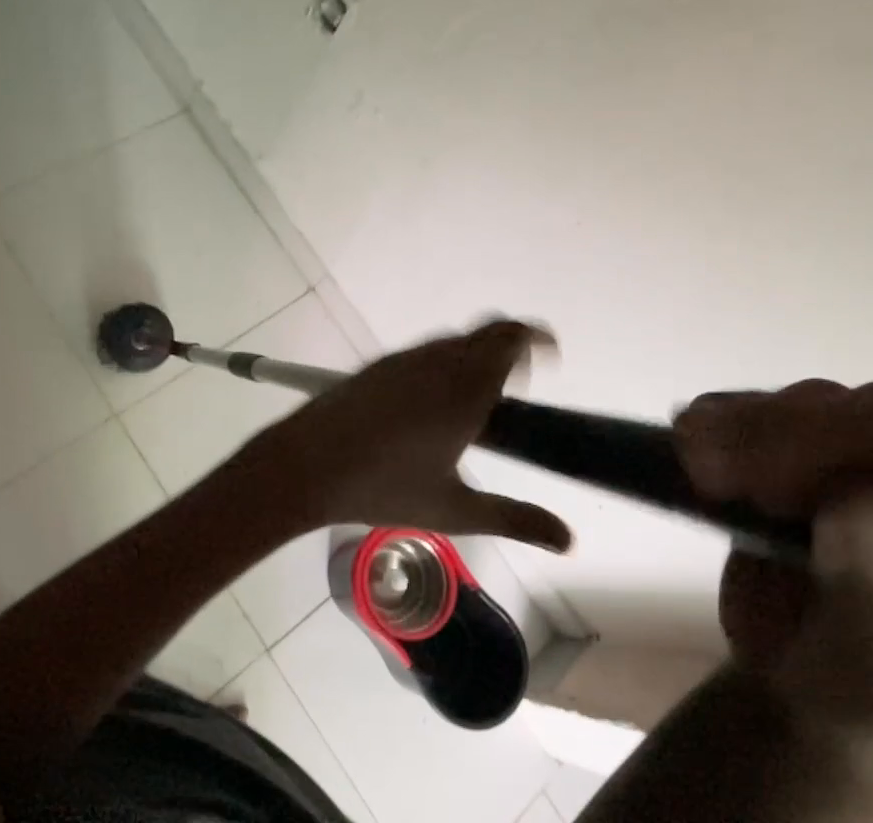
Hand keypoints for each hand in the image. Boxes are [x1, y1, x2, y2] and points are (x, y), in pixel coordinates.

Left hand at [239, 321, 572, 551]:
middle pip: (484, 331)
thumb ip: (513, 519)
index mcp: (464, 392)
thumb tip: (567, 539)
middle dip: (509, 347)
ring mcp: (402, 361)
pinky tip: (431, 402)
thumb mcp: (453, 511)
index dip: (535, 341)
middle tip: (517, 385)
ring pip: (451, 340)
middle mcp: (436, 364)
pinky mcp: (375, 366)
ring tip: (476, 398)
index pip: (509, 340)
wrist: (304, 465)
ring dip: (474, 354)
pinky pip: (422, 351)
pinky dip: (442, 361)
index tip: (548, 360)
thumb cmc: (381, 489)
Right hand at [674, 380, 872, 727]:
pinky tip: (691, 436)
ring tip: (709, 465)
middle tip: (761, 475)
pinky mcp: (806, 452)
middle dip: (830, 437)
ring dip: (762, 427)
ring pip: (834, 405)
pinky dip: (726, 419)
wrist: (798, 688)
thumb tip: (854, 489)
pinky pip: (770, 411)